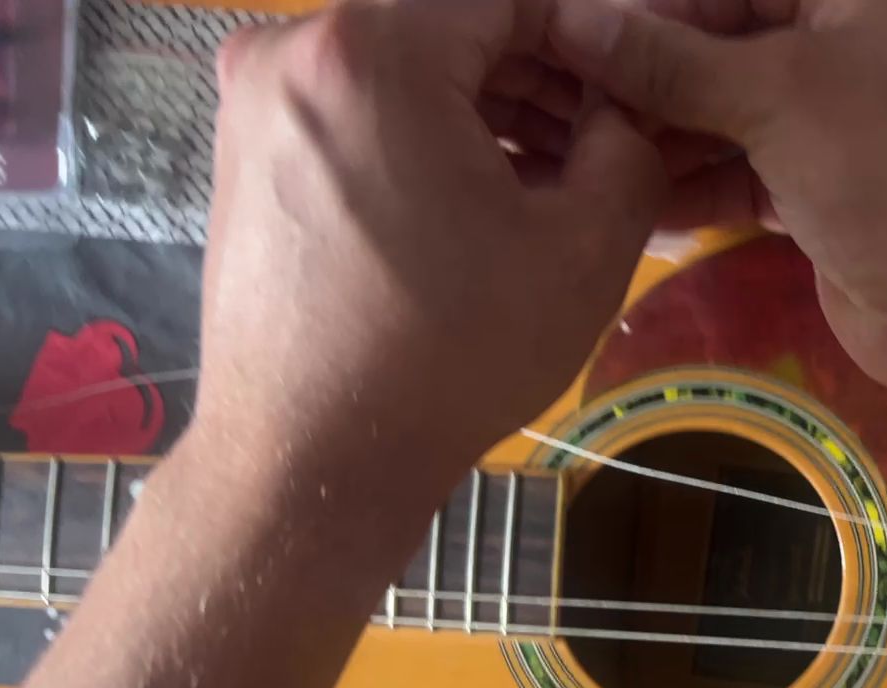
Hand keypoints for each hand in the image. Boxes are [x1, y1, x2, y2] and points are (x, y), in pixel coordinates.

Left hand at [201, 0, 667, 497]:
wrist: (324, 446)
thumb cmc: (463, 348)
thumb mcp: (586, 252)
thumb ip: (629, 154)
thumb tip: (623, 116)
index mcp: (375, 52)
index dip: (586, 33)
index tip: (632, 91)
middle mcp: (294, 49)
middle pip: (450, 26)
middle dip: (545, 79)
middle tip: (608, 146)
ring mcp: (259, 103)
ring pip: (408, 73)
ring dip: (494, 115)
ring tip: (556, 188)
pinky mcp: (253, 156)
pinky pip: (367, 117)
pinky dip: (438, 144)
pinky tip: (486, 212)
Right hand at [550, 0, 886, 389]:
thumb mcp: (781, 97)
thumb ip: (677, 62)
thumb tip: (577, 22)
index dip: (660, 7)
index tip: (580, 32)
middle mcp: (859, 50)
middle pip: (737, 44)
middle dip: (659, 75)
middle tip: (577, 100)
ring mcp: (847, 131)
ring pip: (742, 116)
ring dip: (673, 138)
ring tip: (596, 153)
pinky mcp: (833, 198)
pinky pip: (756, 177)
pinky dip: (706, 190)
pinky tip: (646, 204)